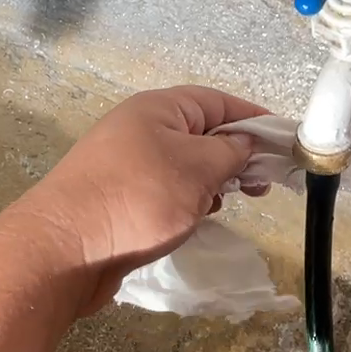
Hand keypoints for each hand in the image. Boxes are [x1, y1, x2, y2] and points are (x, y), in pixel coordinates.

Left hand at [14, 86, 267, 313]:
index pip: (219, 101)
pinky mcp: (121, 197)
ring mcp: (128, 163)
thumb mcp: (199, 168)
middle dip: (236, 155)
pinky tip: (197, 218)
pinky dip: (189, 199)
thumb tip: (246, 143)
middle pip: (203, 133)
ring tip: (231, 202)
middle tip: (262, 183)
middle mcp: (141, 128)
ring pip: (186, 164)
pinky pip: (167, 189)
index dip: (255, 118)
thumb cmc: (139, 198)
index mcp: (159, 108)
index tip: (285, 142)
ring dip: (213, 181)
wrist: (66, 250)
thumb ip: (232, 151)